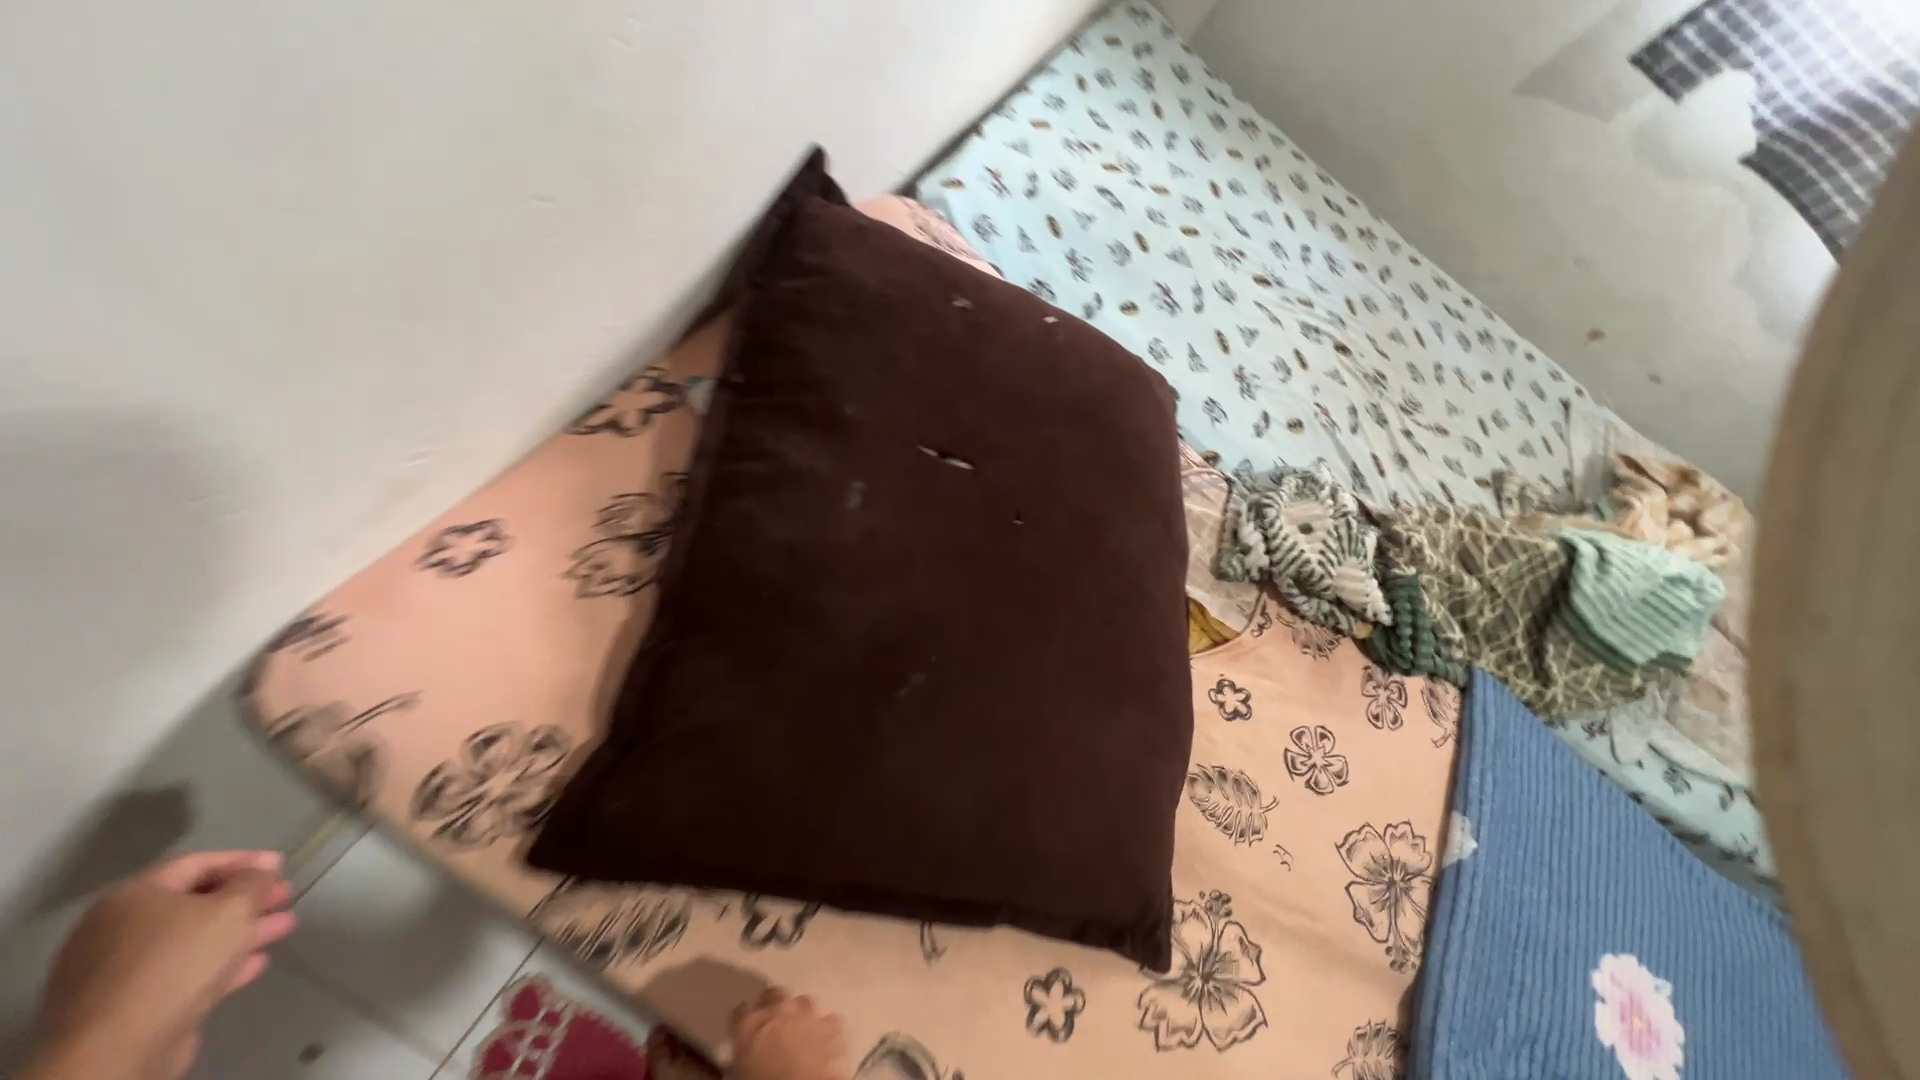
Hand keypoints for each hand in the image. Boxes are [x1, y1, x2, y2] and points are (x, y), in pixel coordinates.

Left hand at [24, 850, 296, 1079]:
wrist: (116, 1048)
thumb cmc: (177, 962)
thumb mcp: (232, 909)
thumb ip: (253, 882)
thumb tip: (261, 871)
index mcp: (133, 896)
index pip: (196, 863)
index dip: (244, 860)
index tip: (282, 865)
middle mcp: (116, 928)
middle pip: (194, 903)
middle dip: (246, 900)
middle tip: (285, 898)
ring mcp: (116, 970)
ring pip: (191, 940)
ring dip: (240, 932)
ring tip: (283, 928)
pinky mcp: (125, 1005)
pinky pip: (180, 973)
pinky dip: (218, 964)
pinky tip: (254, 964)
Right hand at [730, 986, 847, 1079]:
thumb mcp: (743, 1073)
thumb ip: (744, 1055)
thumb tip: (748, 1056)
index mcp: (749, 1025)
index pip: (741, 1011)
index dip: (745, 1019)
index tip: (748, 1028)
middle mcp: (779, 1010)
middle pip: (775, 995)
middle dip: (775, 1005)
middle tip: (776, 1024)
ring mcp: (808, 1013)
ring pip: (804, 1002)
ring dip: (802, 1014)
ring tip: (803, 1032)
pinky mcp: (833, 1023)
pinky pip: (829, 1020)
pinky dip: (826, 1030)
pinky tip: (825, 1043)